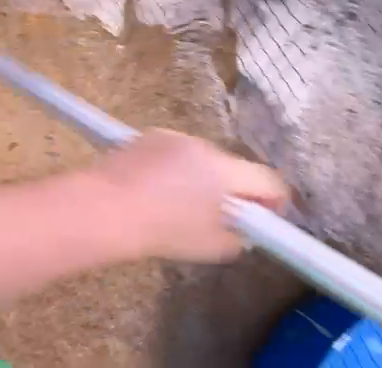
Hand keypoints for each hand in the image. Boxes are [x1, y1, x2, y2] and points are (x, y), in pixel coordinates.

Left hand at [87, 129, 289, 262]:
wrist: (106, 206)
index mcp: (223, 169)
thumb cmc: (165, 229)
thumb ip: (241, 234)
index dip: (275, 202)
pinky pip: (174, 152)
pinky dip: (176, 167)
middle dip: (235, 189)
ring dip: (204, 176)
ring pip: (202, 157)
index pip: (269, 180)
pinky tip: (159, 189)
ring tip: (185, 203)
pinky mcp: (143, 136)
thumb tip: (243, 225)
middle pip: (233, 166)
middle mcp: (199, 145)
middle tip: (223, 215)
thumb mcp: (217, 245)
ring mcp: (168, 136)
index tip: (265, 220)